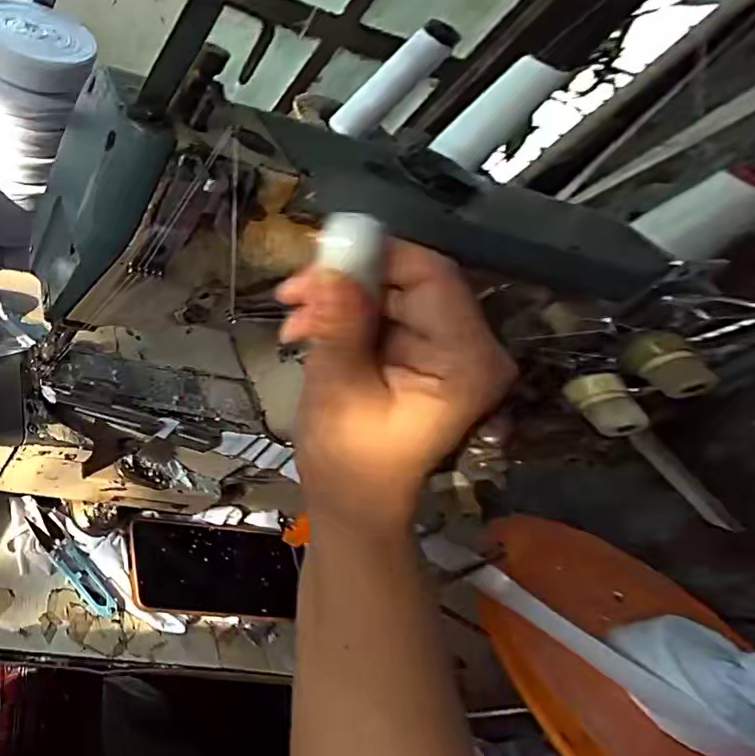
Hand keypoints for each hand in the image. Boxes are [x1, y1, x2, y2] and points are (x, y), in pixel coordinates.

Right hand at [278, 242, 514, 529]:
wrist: (352, 504)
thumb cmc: (350, 462)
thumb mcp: (337, 391)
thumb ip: (338, 326)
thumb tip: (329, 268)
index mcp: (464, 358)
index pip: (432, 277)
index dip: (378, 254)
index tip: (318, 251)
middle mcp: (463, 346)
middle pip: (407, 282)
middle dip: (344, 281)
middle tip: (290, 294)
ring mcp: (439, 350)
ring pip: (385, 296)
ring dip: (333, 301)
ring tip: (291, 324)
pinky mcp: (413, 356)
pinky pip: (376, 317)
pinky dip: (337, 318)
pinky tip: (304, 333)